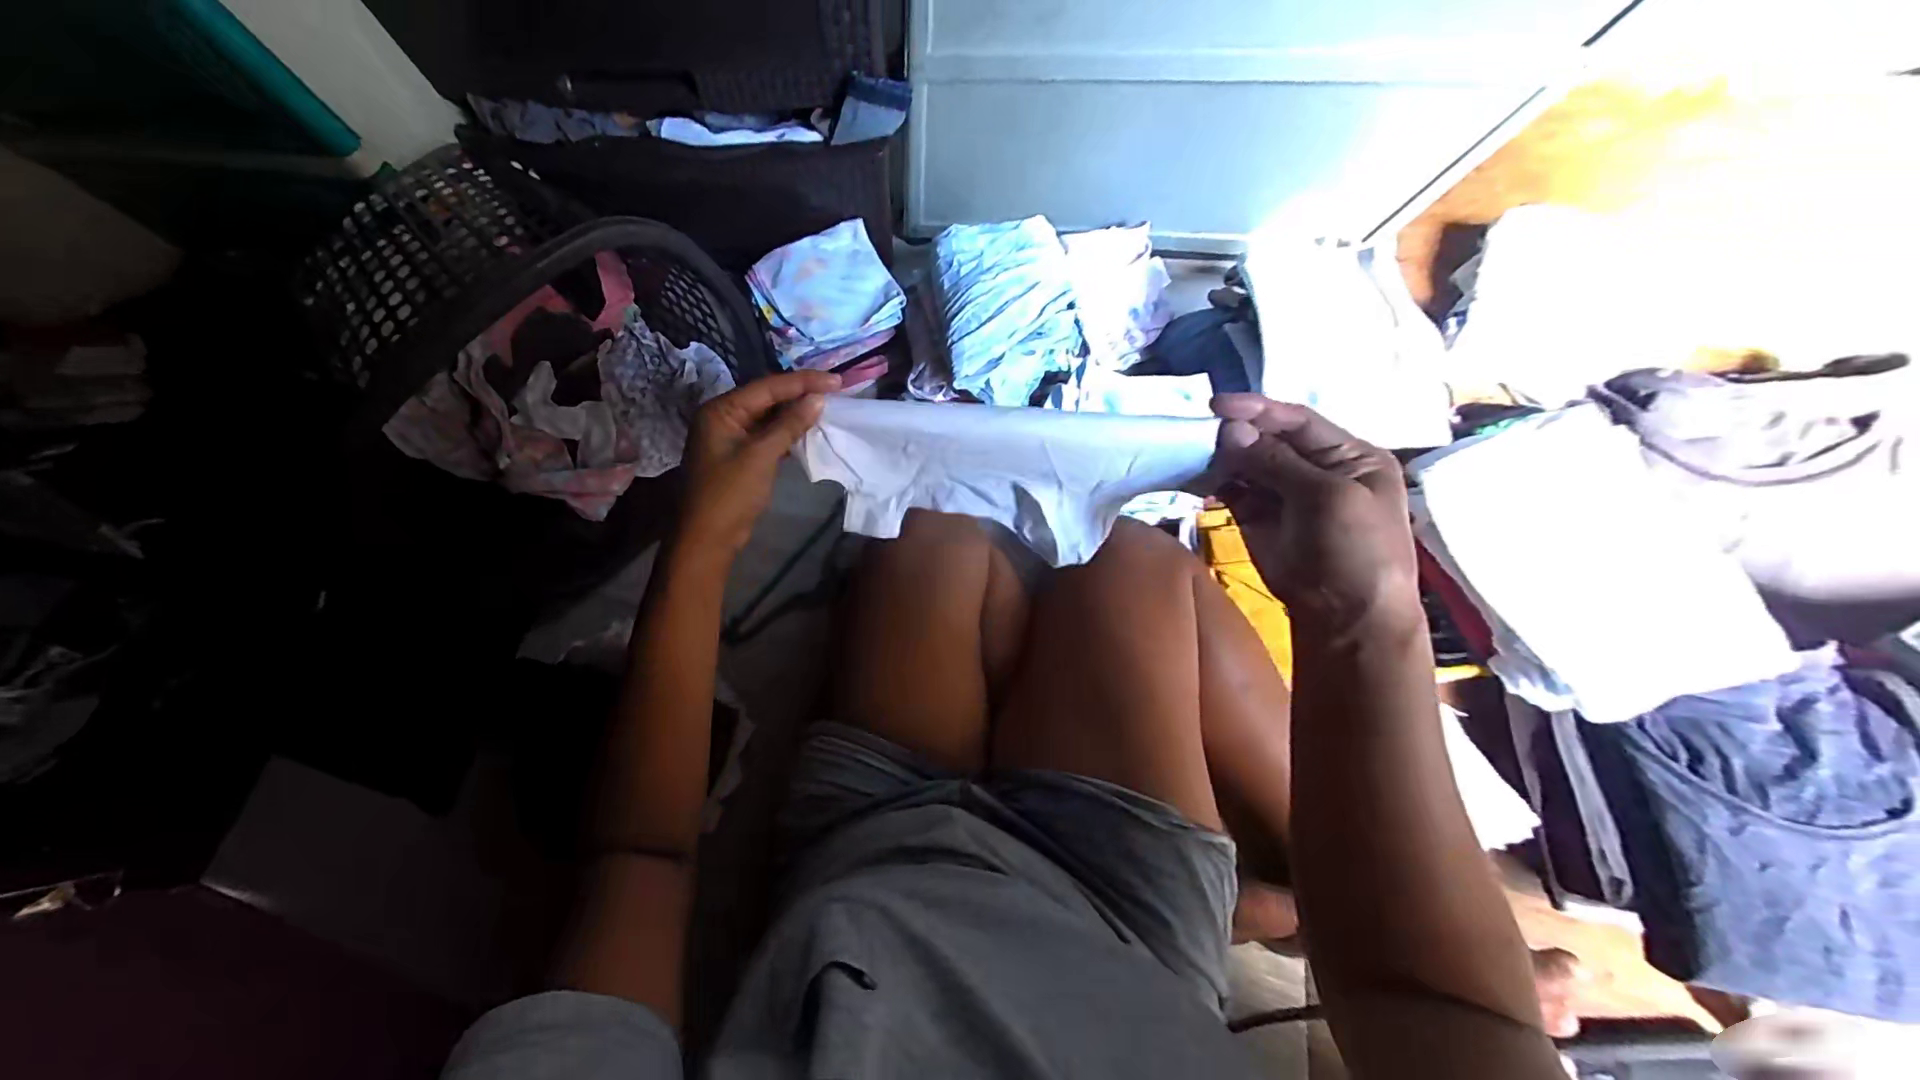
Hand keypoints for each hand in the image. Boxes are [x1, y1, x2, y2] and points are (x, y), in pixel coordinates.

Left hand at [679, 371, 840, 556]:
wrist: (708, 537)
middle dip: (801, 394)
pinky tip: (809, 431)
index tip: (836, 381)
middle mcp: (724, 417)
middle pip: (768, 398)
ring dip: (797, 413)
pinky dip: (789, 432)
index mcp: (721, 410)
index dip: (803, 382)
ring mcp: (731, 437)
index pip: (767, 387)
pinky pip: (768, 435)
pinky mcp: (741, 456)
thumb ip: (789, 424)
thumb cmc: (730, 494)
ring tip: (828, 408)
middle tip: (836, 390)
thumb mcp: (761, 455)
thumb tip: (818, 399)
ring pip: (770, 417)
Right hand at [1210, 394, 1420, 636]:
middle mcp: (1314, 468)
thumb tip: (1232, 431)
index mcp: (1349, 455)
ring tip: (1194, 454)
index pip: (1298, 421)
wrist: (1347, 618)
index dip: (1259, 410)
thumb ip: (1278, 462)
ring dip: (1221, 457)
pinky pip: (1231, 490)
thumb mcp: (1327, 497)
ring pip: (1245, 463)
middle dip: (1236, 434)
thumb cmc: (1355, 551)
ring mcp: (1283, 494)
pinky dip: (1213, 482)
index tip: (1217, 405)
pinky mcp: (1257, 518)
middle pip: (1268, 439)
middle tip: (1201, 435)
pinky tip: (1195, 476)